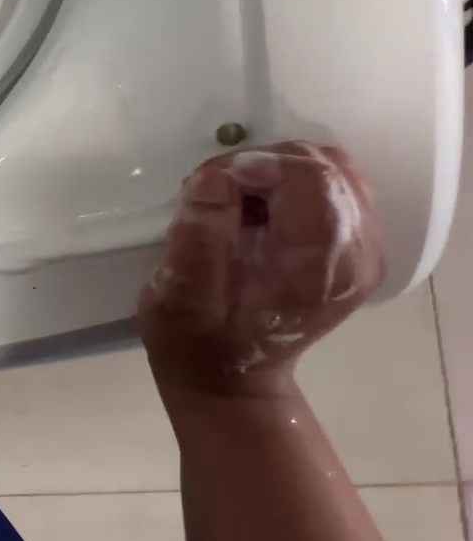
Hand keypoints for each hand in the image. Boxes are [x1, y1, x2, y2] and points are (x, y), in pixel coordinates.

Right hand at [137, 142, 385, 396]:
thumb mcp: (179, 292)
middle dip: (262, 165)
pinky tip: (251, 212)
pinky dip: (287, 187)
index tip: (201, 185)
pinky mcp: (350, 250)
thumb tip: (212, 179)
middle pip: (328, 168)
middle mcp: (357, 253)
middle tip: (209, 191)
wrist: (227, 376)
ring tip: (229, 201)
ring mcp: (362, 251)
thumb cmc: (195, 338)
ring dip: (274, 173)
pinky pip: (333, 193)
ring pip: (335, 173)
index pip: (310, 178)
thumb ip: (199, 234)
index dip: (252, 164)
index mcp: (317, 264)